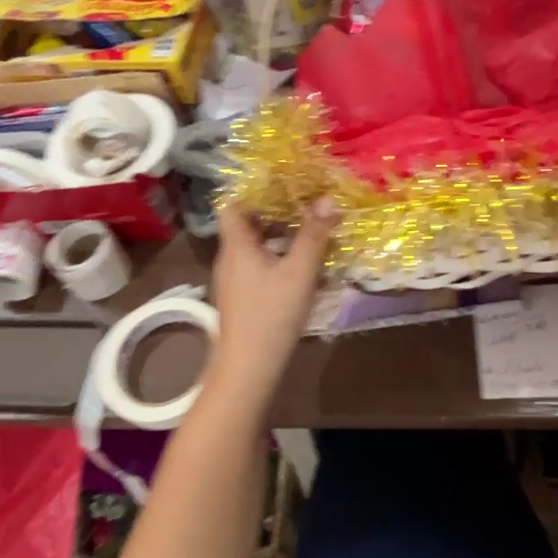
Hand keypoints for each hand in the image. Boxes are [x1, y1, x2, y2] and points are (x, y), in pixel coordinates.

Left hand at [209, 200, 337, 393]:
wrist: (248, 367)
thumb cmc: (271, 313)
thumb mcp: (299, 271)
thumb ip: (314, 235)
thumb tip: (328, 199)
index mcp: (237, 246)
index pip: (233, 206)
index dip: (254, 194)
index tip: (284, 190)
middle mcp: (229, 260)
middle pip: (247, 228)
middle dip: (277, 218)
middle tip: (306, 212)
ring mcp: (233, 283)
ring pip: (255, 251)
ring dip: (281, 243)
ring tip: (311, 241)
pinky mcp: (241, 302)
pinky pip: (258, 272)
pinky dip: (278, 265)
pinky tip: (304, 276)